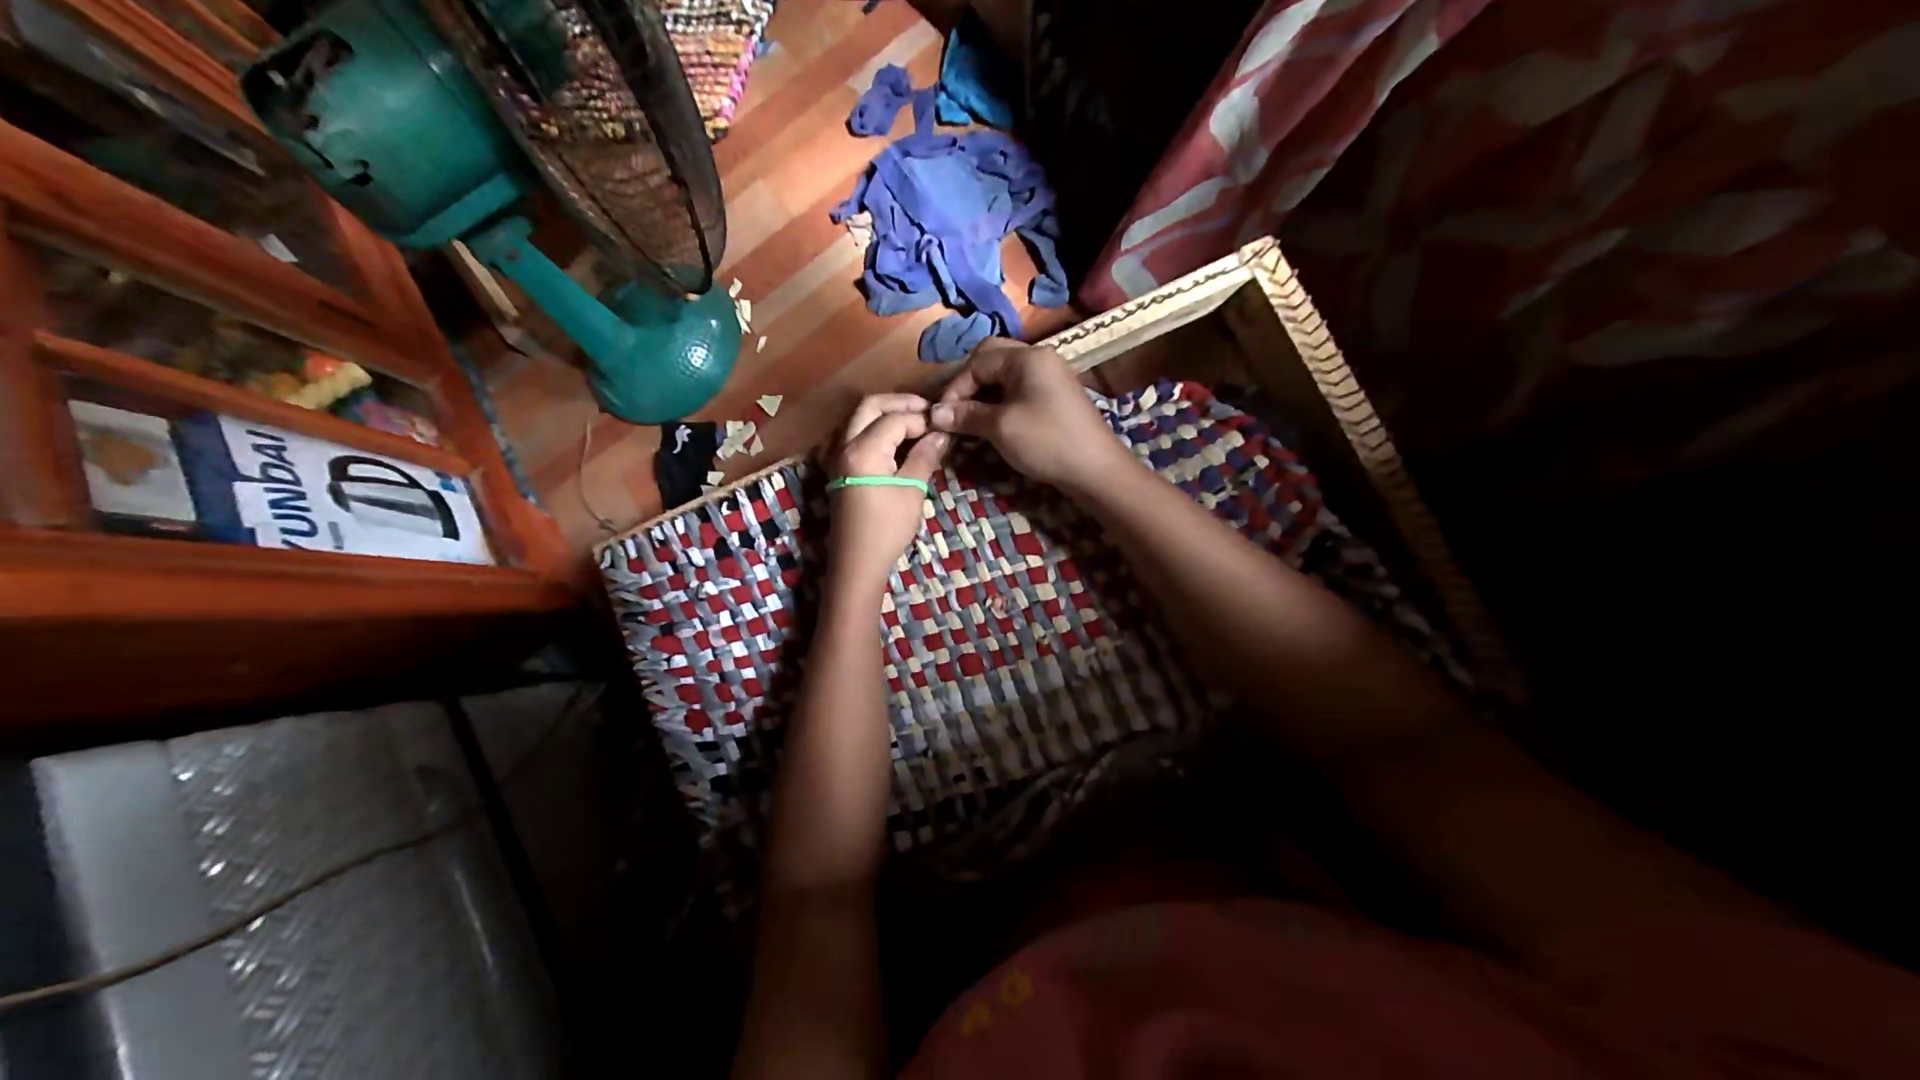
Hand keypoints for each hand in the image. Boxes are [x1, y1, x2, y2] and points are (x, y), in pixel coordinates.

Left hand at [826, 393, 947, 591]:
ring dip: (884, 413)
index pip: (894, 419)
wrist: (857, 562)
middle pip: (869, 406)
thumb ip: (924, 457)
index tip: (942, 426)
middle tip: (926, 409)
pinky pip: (854, 435)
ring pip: (858, 418)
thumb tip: (940, 435)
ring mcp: (838, 456)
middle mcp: (844, 445)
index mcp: (863, 449)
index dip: (920, 418)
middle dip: (898, 402)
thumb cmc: (887, 528)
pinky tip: (895, 439)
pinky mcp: (839, 468)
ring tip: (913, 421)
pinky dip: (874, 428)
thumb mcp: (911, 491)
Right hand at [929, 339, 1133, 491]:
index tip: (941, 416)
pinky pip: (1020, 388)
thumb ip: (966, 416)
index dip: (955, 388)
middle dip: (969, 384)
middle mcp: (1040, 357)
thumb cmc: (1046, 441)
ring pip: (1006, 374)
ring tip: (970, 419)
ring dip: (984, 393)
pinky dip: (1001, 401)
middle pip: (992, 359)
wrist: (1095, 469)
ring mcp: (1051, 375)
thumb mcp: (1000, 428)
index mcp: (1026, 357)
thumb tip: (934, 414)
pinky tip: (993, 422)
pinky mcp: (1056, 395)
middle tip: (955, 411)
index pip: (977, 362)